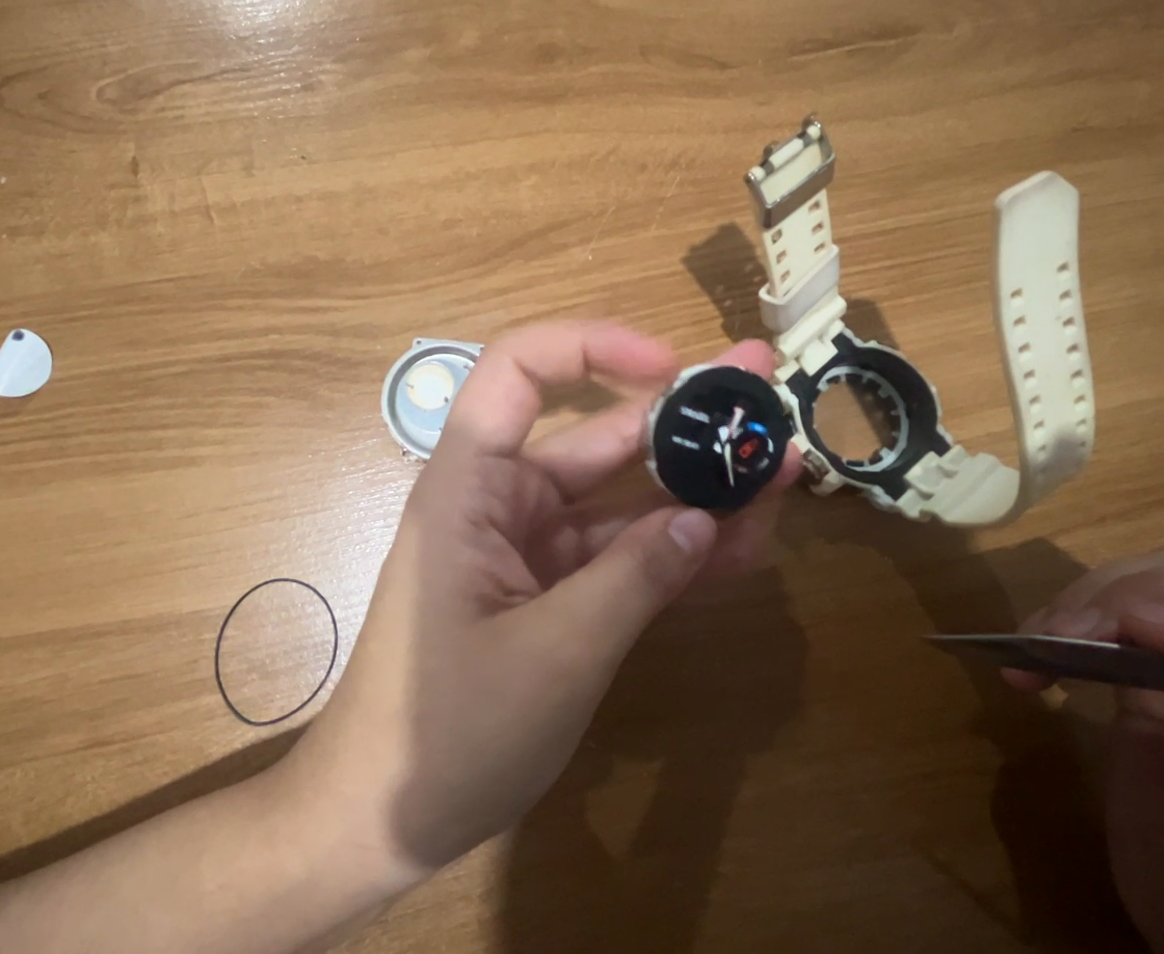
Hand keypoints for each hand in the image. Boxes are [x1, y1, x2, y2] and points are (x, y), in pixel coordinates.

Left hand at [278, 321, 799, 876]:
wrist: (380, 818)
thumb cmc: (448, 731)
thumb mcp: (555, 653)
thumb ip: (635, 578)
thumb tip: (704, 518)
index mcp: (470, 486)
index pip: (517, 371)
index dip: (591, 346)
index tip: (672, 366)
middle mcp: (499, 503)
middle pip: (594, 434)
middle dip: (681, 417)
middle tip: (771, 399)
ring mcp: (527, 552)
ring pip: (620, 501)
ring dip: (694, 490)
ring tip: (783, 474)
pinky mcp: (547, 598)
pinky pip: (618, 559)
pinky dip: (673, 554)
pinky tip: (742, 546)